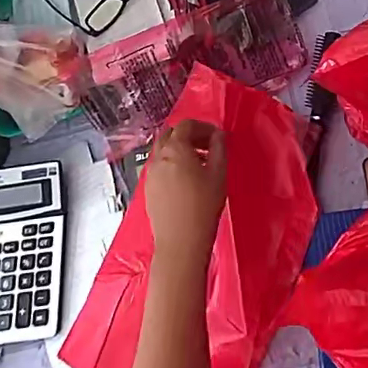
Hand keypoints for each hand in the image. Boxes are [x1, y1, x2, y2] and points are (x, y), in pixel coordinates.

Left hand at [144, 120, 228, 261]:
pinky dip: (173, 164)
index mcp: (175, 149)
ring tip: (201, 164)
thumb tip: (218, 136)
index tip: (217, 137)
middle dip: (191, 136)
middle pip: (172, 135)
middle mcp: (158, 158)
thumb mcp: (219, 174)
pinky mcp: (149, 189)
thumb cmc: (203, 207)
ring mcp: (150, 174)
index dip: (204, 127)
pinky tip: (188, 180)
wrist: (181, 242)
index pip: (186, 125)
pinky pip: (160, 167)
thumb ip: (219, 148)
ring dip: (181, 150)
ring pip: (164, 151)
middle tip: (209, 146)